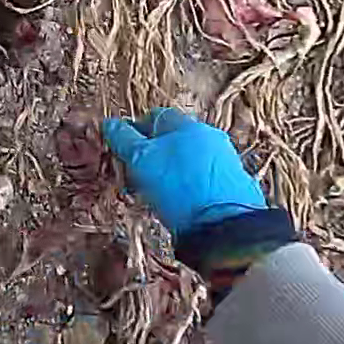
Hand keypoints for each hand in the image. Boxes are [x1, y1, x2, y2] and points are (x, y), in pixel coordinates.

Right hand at [101, 108, 265, 235]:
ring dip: (169, 170)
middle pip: (172, 138)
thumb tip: (109, 124)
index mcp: (187, 126)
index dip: (135, 131)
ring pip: (187, 159)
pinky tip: (177, 203)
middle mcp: (209, 137)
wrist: (223, 227)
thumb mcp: (142, 161)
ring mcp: (224, 161)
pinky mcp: (233, 185)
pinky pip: (201, 179)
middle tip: (136, 173)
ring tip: (154, 192)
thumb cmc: (179, 188)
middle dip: (152, 153)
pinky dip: (186, 186)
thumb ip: (124, 140)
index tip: (123, 149)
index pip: (154, 116)